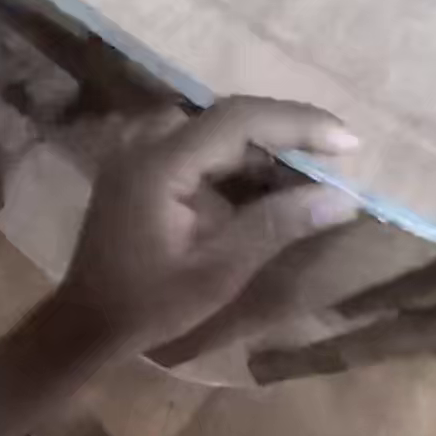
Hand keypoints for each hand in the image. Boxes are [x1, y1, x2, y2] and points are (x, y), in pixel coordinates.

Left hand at [51, 97, 361, 350]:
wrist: (87, 319)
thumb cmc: (148, 304)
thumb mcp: (218, 271)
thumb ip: (275, 225)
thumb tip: (343, 195)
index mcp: (157, 166)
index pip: (237, 119)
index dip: (298, 123)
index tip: (349, 143)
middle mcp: (139, 146)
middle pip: (222, 116)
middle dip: (281, 133)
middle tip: (330, 160)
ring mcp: (129, 154)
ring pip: (205, 127)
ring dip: (254, 145)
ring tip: (301, 174)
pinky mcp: (129, 169)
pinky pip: (185, 144)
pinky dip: (224, 157)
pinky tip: (255, 183)